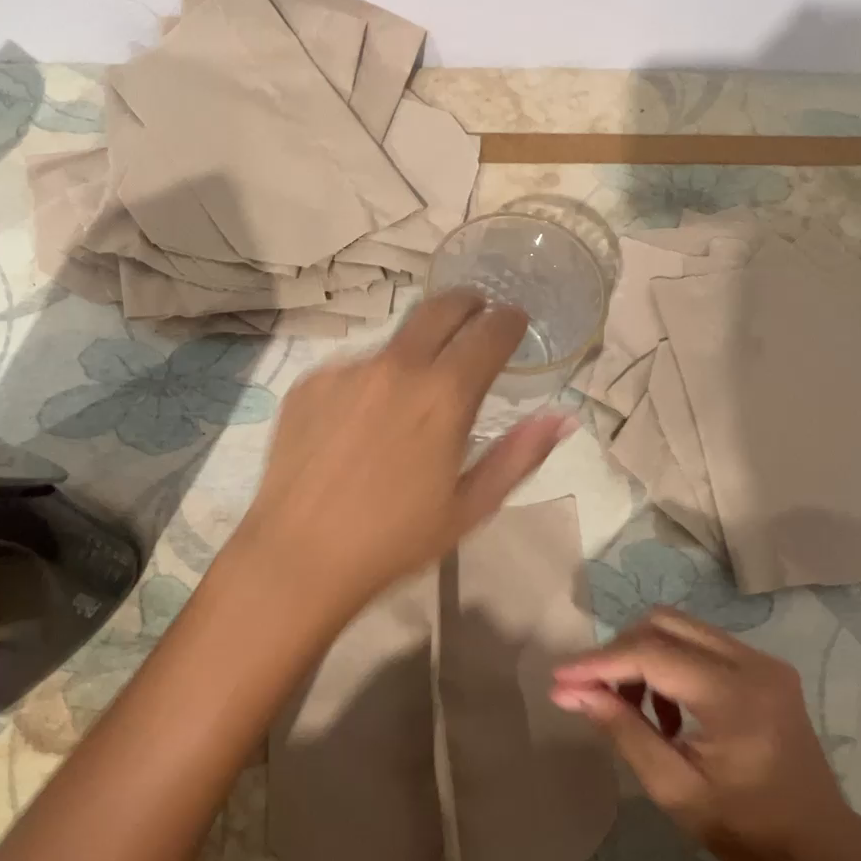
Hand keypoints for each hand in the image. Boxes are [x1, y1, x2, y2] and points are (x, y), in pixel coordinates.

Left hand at [237, 290, 575, 615]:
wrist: (299, 555)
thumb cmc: (395, 540)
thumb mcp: (469, 508)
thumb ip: (518, 456)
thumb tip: (561, 418)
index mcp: (444, 396)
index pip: (490, 332)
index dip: (509, 322)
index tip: (515, 323)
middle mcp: (396, 367)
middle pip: (440, 308)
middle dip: (468, 305)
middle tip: (477, 317)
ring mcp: (346, 371)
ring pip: (394, 342)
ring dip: (415, 352)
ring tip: (411, 396)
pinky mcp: (308, 384)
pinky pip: (352, 369)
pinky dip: (370, 382)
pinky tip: (362, 424)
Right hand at [551, 608, 859, 860]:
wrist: (820, 848)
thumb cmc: (746, 829)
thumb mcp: (673, 788)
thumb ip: (622, 730)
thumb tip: (570, 691)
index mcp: (734, 695)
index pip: (651, 653)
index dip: (598, 662)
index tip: (557, 679)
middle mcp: (752, 663)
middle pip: (664, 624)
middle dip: (619, 652)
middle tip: (593, 693)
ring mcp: (762, 662)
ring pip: (680, 629)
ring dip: (642, 656)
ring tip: (631, 708)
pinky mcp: (764, 670)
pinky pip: (700, 645)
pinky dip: (668, 663)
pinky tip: (664, 711)